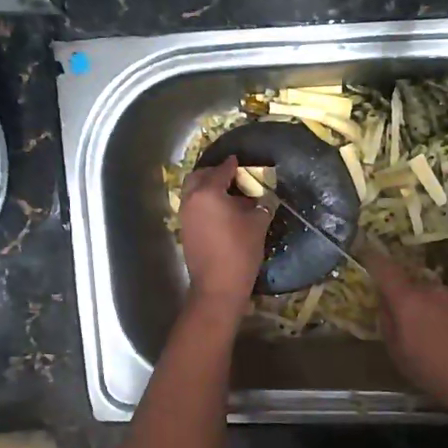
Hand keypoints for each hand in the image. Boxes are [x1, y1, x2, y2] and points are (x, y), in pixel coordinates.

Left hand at [179, 157, 271, 304]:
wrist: (218, 286)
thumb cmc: (240, 251)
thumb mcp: (258, 224)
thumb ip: (261, 205)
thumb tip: (262, 197)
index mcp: (208, 192)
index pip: (222, 170)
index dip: (233, 165)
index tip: (239, 161)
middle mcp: (192, 199)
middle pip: (200, 176)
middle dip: (214, 173)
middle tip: (232, 176)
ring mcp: (185, 215)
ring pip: (193, 191)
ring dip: (208, 187)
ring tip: (228, 193)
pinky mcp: (185, 230)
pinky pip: (193, 206)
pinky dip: (204, 202)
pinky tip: (221, 211)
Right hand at [364, 249, 447, 411]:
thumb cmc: (432, 371)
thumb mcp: (398, 354)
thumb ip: (388, 323)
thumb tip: (385, 303)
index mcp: (407, 301)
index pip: (386, 269)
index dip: (375, 259)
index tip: (370, 254)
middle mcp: (432, 289)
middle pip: (415, 289)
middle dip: (414, 303)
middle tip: (418, 330)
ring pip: (440, 297)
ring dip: (439, 311)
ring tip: (447, 339)